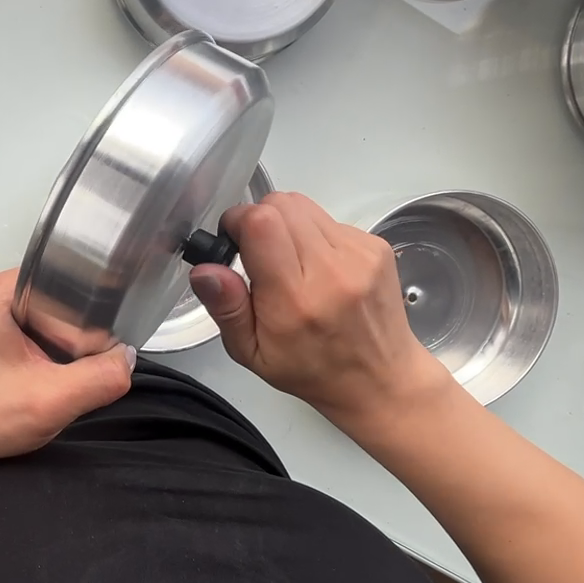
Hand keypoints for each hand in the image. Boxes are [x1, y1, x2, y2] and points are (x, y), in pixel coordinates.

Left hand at [0, 269, 135, 470]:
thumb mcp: (51, 401)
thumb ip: (101, 377)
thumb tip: (129, 357)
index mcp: (0, 289)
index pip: (70, 289)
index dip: (89, 327)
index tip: (86, 363)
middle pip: (67, 299)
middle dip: (81, 338)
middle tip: (75, 374)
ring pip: (61, 315)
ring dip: (71, 347)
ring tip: (64, 375)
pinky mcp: (3, 325)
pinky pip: (49, 326)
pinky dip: (59, 351)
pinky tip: (56, 373)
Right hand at [189, 192, 456, 429]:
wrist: (379, 378)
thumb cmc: (309, 369)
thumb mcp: (250, 352)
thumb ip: (226, 308)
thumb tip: (205, 270)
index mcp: (294, 299)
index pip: (262, 223)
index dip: (238, 221)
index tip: (232, 242)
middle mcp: (331, 270)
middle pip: (281, 204)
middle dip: (258, 219)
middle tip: (256, 253)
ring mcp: (359, 254)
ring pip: (303, 205)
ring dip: (285, 224)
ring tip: (287, 261)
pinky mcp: (375, 246)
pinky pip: (328, 219)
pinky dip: (311, 235)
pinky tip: (315, 267)